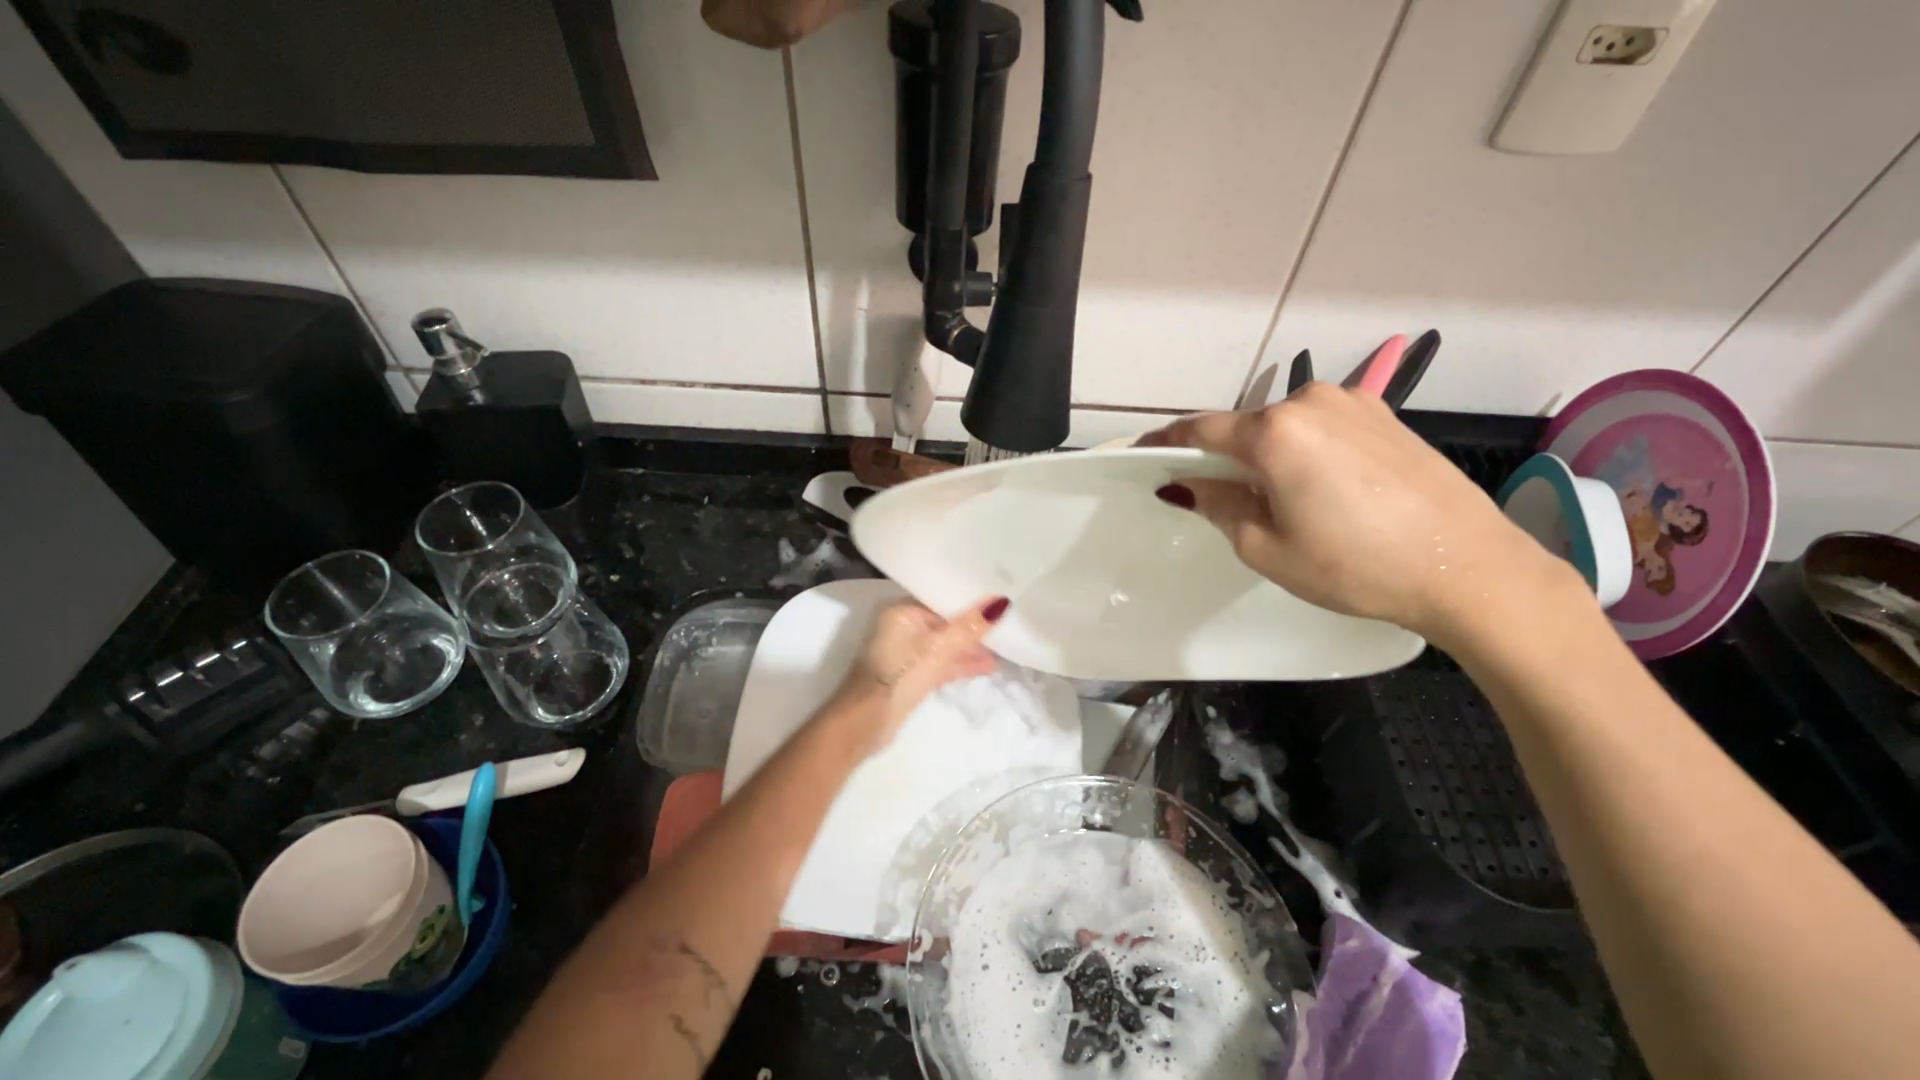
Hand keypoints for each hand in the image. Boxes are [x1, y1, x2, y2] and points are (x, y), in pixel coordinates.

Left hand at [826, 597, 1007, 756]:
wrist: (866, 720)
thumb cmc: (900, 675)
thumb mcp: (939, 648)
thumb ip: (970, 627)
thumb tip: (1001, 602)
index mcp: (902, 612)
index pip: (941, 598)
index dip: (970, 599)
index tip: (1000, 596)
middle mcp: (903, 628)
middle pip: (945, 621)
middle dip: (974, 625)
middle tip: (1009, 620)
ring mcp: (907, 653)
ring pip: (945, 644)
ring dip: (971, 647)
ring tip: (1006, 646)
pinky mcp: (912, 675)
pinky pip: (942, 662)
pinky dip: (961, 663)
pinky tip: (988, 666)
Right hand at [1139, 383, 1577, 645]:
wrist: (1468, 566)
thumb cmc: (1357, 566)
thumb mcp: (1269, 549)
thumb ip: (1219, 508)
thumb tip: (1187, 485)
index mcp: (1275, 432)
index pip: (1201, 429)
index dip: (1167, 443)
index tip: (1144, 454)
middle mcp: (1311, 400)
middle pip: (1246, 427)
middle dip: (1226, 458)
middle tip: (1225, 502)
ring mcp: (1354, 402)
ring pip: (1287, 427)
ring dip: (1270, 456)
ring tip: (1285, 505)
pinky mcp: (1386, 415)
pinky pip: (1324, 427)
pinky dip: (1306, 451)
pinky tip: (1325, 492)